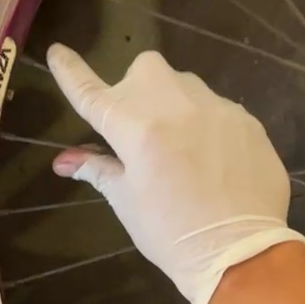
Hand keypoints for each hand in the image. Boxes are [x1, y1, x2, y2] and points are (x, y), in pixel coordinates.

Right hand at [47, 44, 304, 303]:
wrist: (238, 251)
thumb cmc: (169, 233)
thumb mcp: (126, 203)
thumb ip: (98, 170)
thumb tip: (64, 160)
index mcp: (137, 130)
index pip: (93, 94)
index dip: (72, 73)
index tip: (58, 52)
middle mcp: (176, 106)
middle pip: (144, 71)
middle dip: (132, 90)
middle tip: (134, 130)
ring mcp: (216, 108)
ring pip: (182, 85)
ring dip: (169, 104)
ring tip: (175, 147)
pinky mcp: (246, 120)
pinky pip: (213, 108)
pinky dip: (201, 123)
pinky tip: (207, 159)